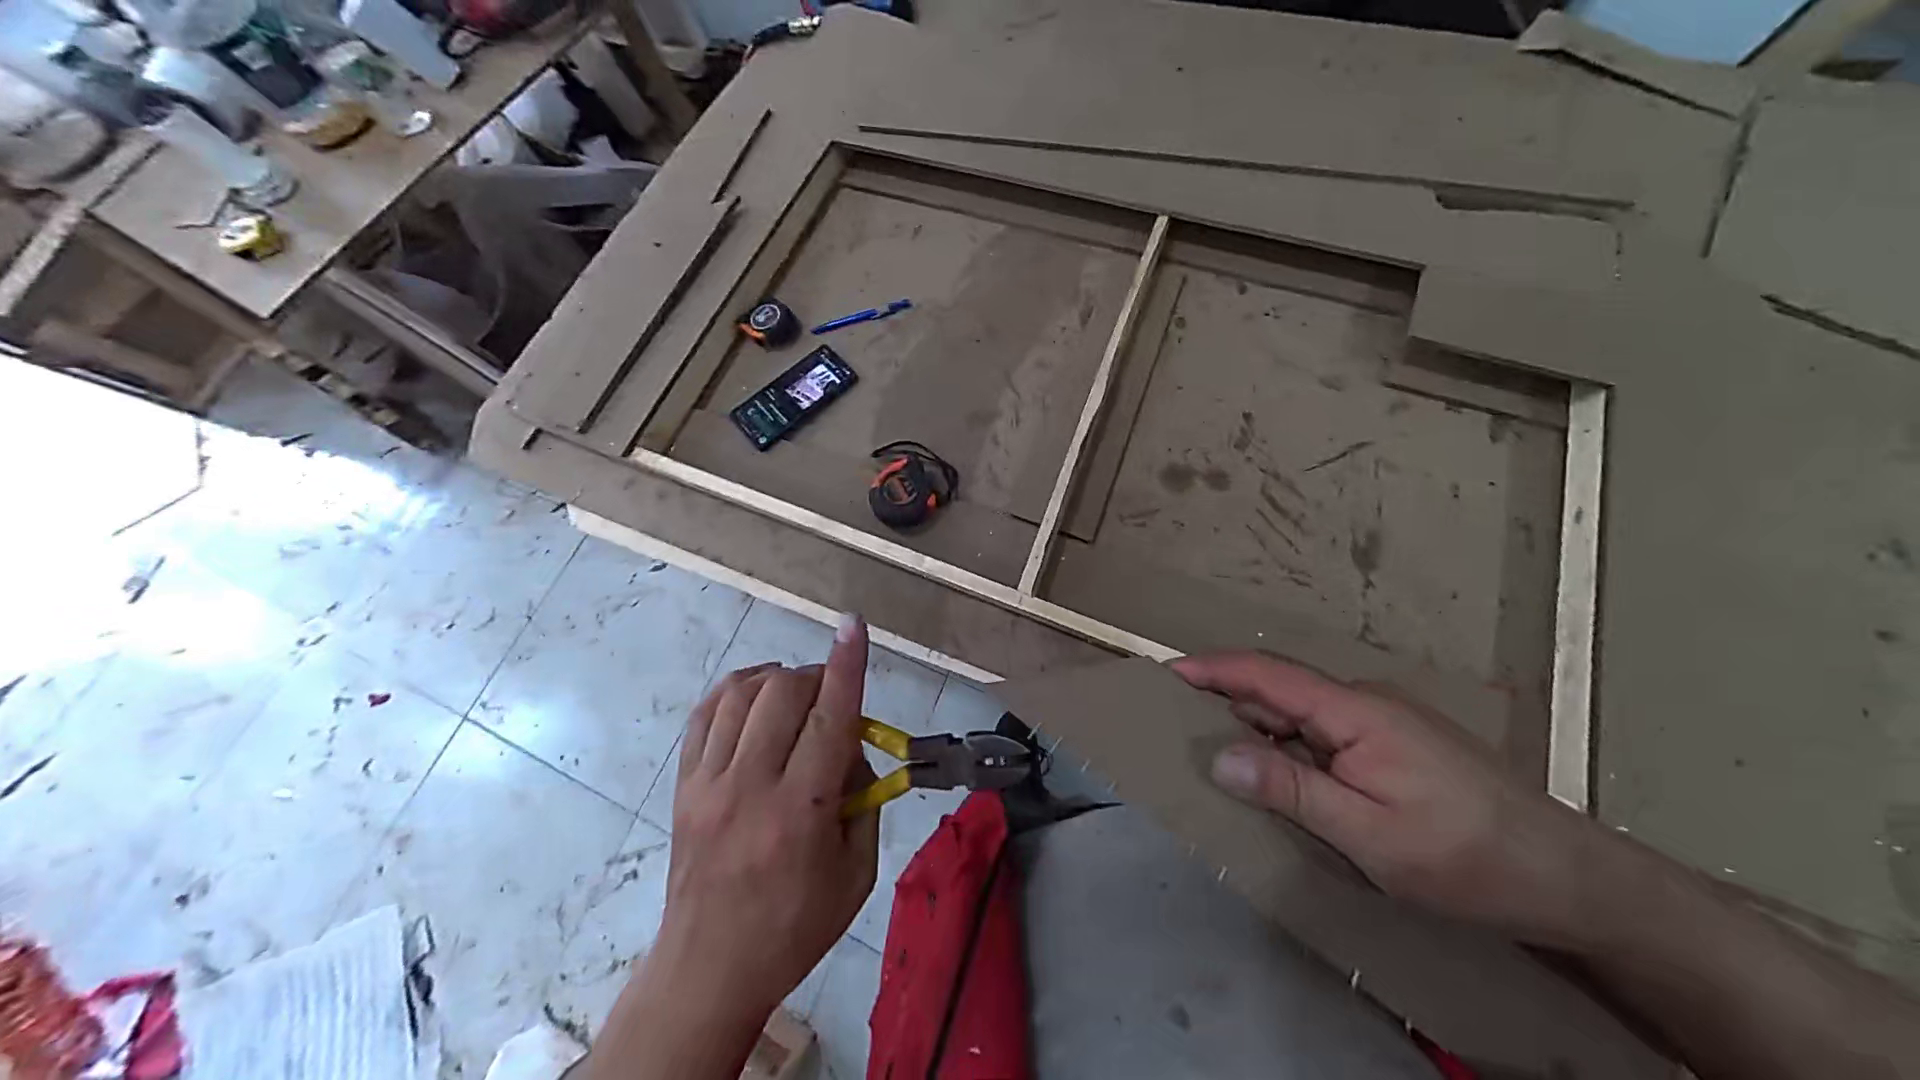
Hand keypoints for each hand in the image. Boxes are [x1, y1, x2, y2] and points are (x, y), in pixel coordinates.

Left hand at [649, 616, 879, 1017]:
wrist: (710, 965)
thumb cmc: (796, 926)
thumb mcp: (857, 872)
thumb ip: (865, 799)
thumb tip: (853, 746)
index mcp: (800, 812)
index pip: (830, 719)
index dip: (847, 666)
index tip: (854, 626)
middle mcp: (750, 786)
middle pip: (784, 694)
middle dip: (817, 677)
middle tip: (833, 699)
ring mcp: (708, 782)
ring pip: (742, 694)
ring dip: (778, 680)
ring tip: (797, 695)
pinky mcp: (683, 785)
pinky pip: (706, 714)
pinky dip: (735, 691)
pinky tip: (755, 697)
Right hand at [1171, 650, 1608, 947]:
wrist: (1573, 877)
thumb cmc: (1469, 858)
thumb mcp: (1370, 835)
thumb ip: (1292, 790)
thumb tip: (1220, 756)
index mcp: (1356, 712)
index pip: (1267, 674)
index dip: (1211, 669)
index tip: (1165, 673)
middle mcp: (1366, 703)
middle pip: (1278, 689)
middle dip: (1224, 700)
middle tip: (1176, 724)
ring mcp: (1384, 721)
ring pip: (1300, 712)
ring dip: (1255, 726)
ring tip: (1215, 753)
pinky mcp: (1395, 742)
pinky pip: (1323, 731)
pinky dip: (1286, 744)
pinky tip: (1276, 774)